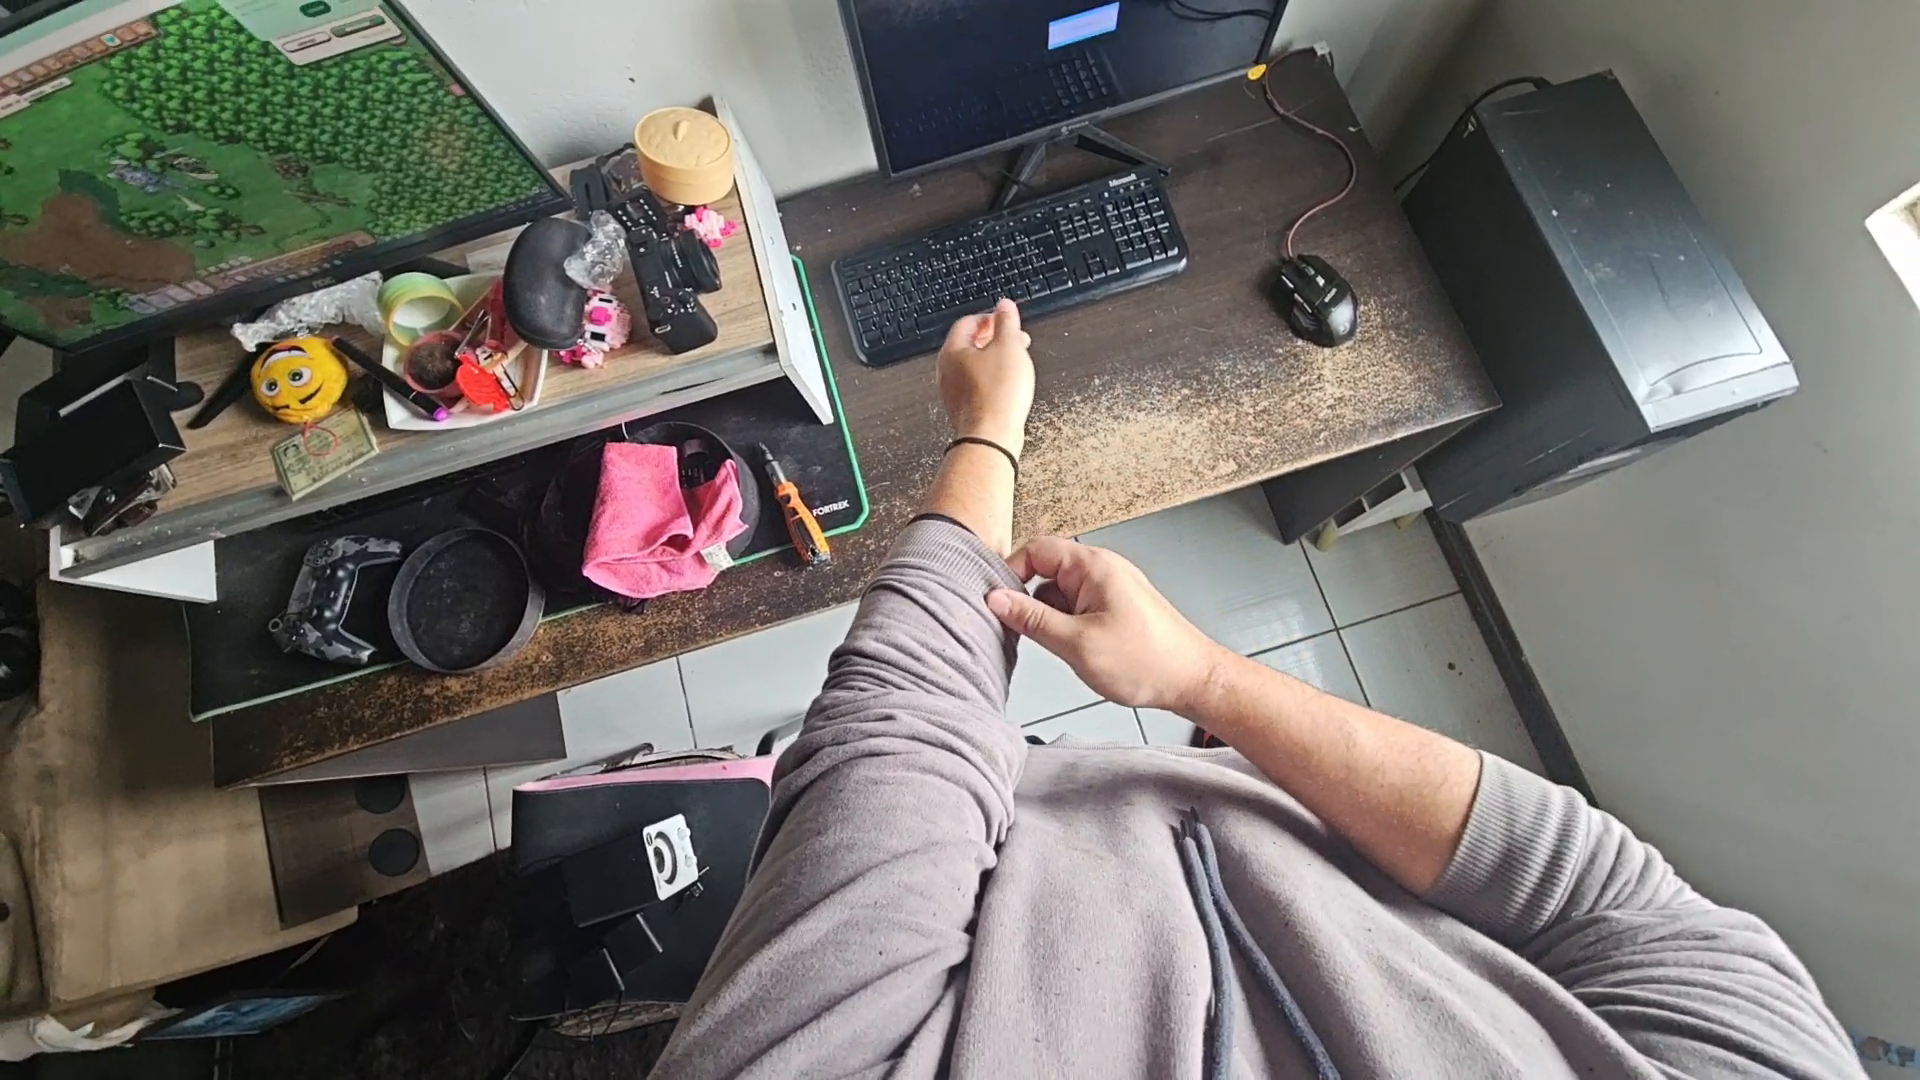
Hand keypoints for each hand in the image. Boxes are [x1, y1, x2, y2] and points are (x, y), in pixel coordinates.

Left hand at [937, 298, 1034, 456]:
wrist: (991, 437)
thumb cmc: (996, 396)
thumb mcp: (1009, 347)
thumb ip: (1006, 322)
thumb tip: (1004, 307)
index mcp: (952, 352)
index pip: (967, 323)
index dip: (989, 317)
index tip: (1005, 319)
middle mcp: (948, 372)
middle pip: (970, 345)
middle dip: (994, 339)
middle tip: (1014, 339)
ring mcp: (954, 393)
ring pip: (974, 367)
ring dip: (995, 360)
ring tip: (1016, 362)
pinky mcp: (965, 410)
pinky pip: (978, 387)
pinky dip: (993, 381)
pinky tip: (1008, 386)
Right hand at [987, 537, 1231, 712]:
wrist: (1192, 681)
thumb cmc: (1148, 661)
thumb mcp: (1076, 643)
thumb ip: (1031, 619)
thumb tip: (996, 600)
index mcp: (1093, 566)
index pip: (1036, 550)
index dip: (1011, 573)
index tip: (997, 601)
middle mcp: (1102, 569)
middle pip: (1046, 570)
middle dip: (1028, 599)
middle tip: (1022, 629)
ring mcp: (1109, 587)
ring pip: (1059, 592)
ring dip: (1049, 616)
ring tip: (1059, 646)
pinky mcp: (1114, 606)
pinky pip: (1076, 605)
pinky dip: (1065, 624)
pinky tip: (1073, 649)